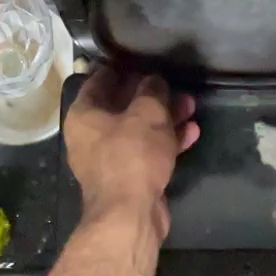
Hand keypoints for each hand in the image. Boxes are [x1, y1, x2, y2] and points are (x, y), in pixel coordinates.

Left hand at [65, 68, 199, 236]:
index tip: (144, 60)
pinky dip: (167, 142)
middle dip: (152, 97)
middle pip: (123, 107)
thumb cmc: (132, 156)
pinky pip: (148, 152)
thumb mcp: (147, 114)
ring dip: (164, 119)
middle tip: (175, 86)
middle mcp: (91, 136)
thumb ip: (152, 91)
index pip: (100, 80)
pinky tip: (191, 133)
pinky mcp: (129, 179)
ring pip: (139, 131)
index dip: (123, 68)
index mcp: (84, 115)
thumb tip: (154, 81)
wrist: (131, 214)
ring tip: (190, 106)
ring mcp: (110, 160)